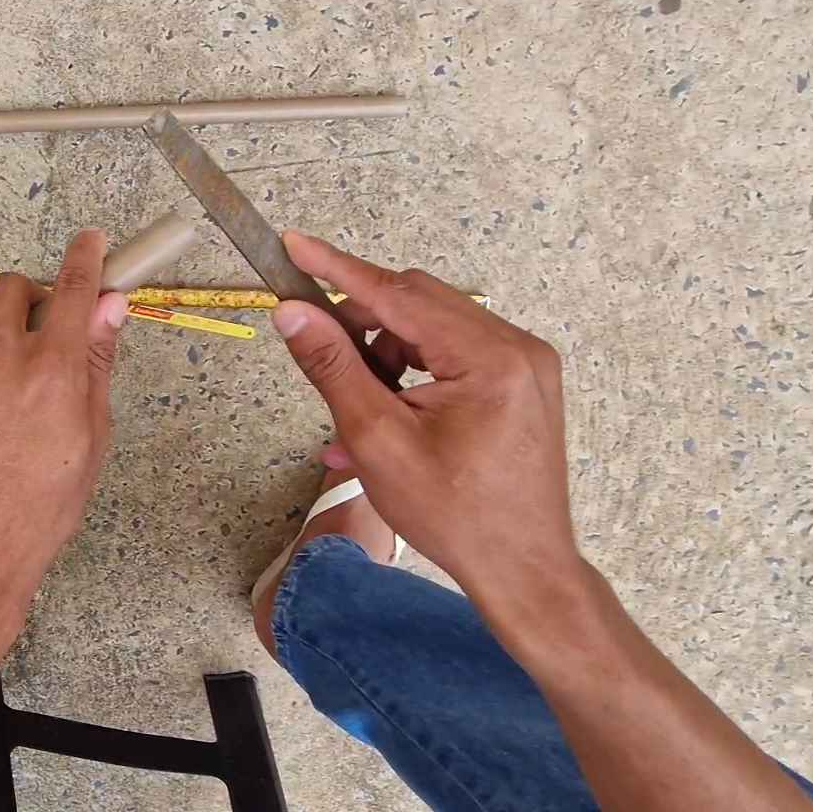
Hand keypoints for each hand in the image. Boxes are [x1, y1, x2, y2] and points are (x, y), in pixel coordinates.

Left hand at [0, 229, 131, 620]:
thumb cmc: (38, 508)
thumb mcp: (89, 440)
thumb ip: (95, 363)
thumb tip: (109, 306)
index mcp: (50, 369)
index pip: (74, 287)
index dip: (86, 257)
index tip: (90, 241)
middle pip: (11, 286)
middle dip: (28, 300)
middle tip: (34, 333)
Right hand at [271, 232, 581, 624]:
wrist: (522, 570)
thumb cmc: (450, 511)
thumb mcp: (374, 437)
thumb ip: (331, 364)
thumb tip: (290, 312)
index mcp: (487, 358)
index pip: (394, 293)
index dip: (335, 268)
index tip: (292, 243)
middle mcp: (514, 347)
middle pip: (414, 301)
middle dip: (357, 317)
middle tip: (315, 343)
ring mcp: (521, 362)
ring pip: (427, 323)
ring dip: (380, 346)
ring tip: (357, 398)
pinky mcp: (516, 380)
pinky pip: (447, 348)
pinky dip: (404, 365)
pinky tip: (380, 406)